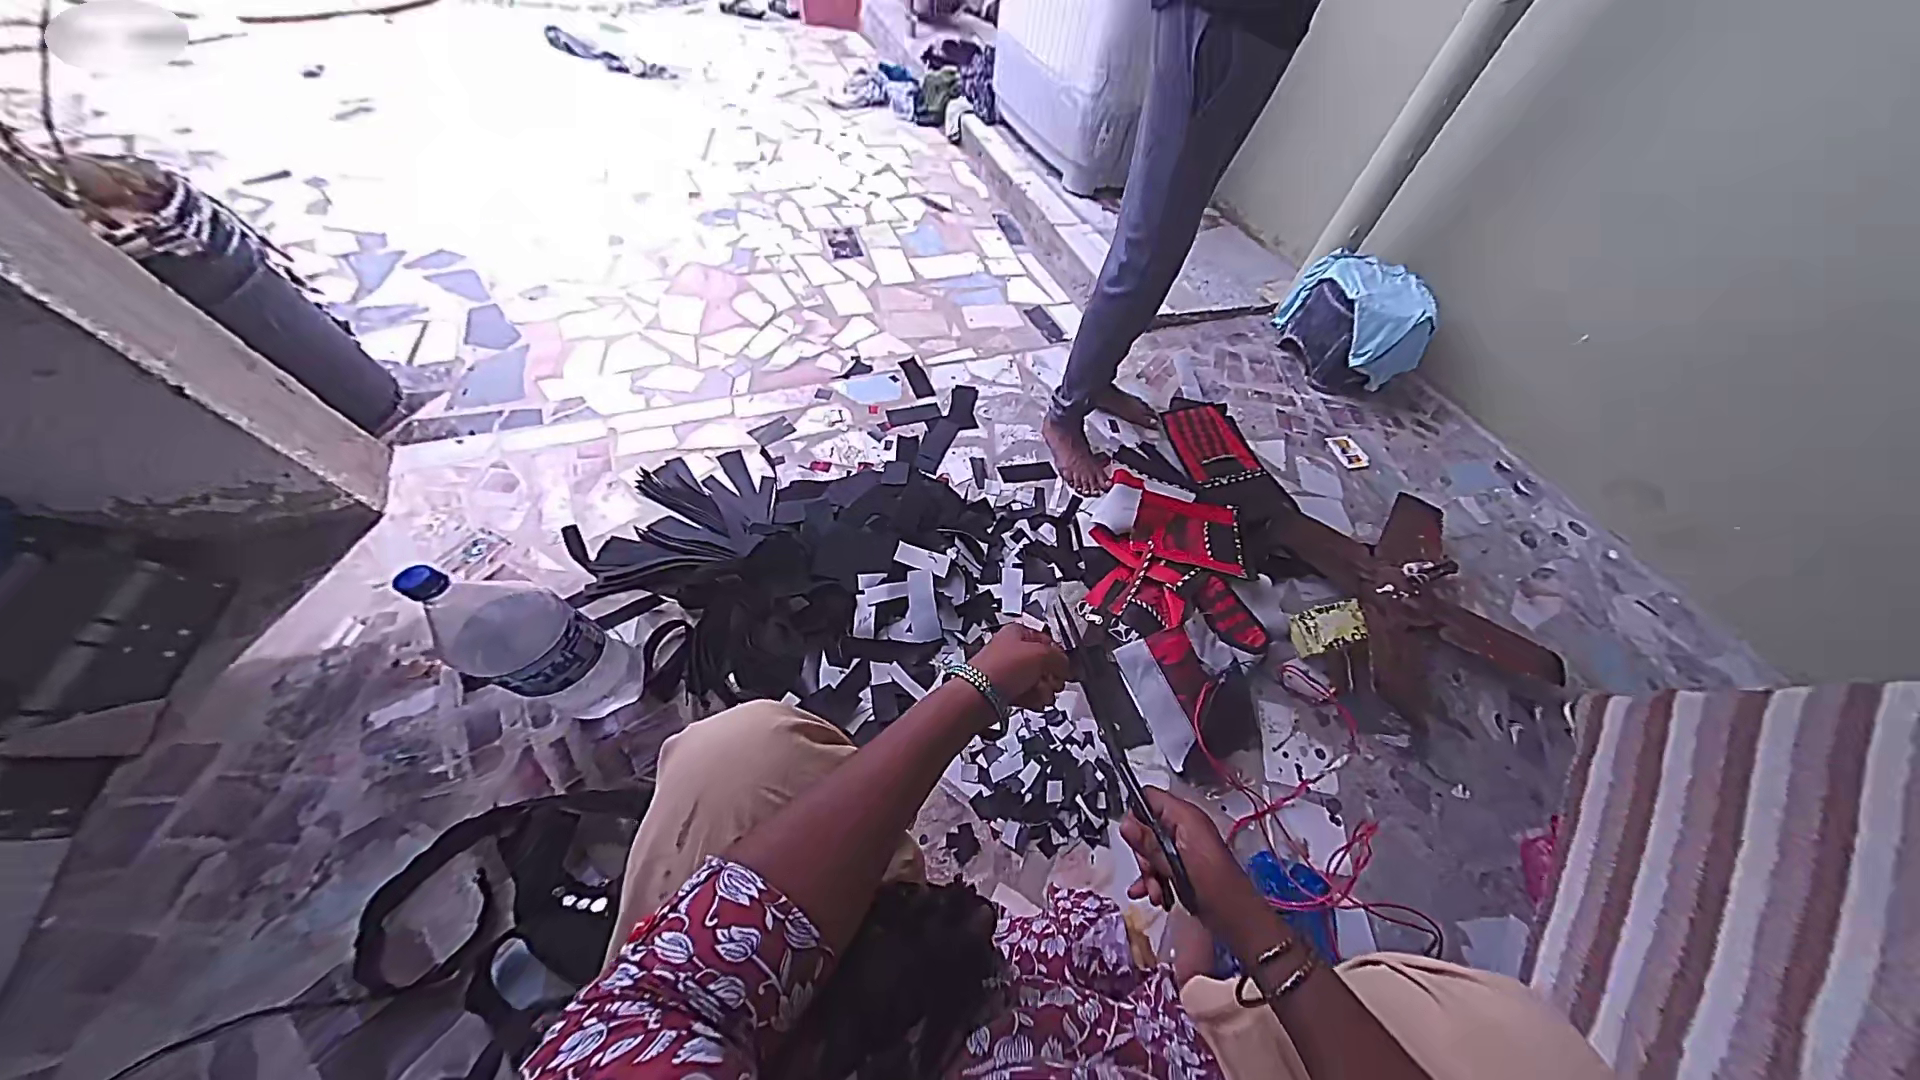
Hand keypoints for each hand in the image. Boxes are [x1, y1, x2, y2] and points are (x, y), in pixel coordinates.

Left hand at [969, 625, 1069, 709]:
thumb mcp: (1041, 655)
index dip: (1058, 653)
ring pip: (1035, 680)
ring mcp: (1006, 671)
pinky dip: (1032, 698)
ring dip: (1043, 689)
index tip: (1066, 666)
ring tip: (1043, 694)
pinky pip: (1025, 693)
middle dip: (1051, 675)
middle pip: (1041, 662)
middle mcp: (1010, 649)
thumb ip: (1059, 658)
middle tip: (1055, 682)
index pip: (1046, 639)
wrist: (979, 696)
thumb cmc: (1000, 668)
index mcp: (1016, 631)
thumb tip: (1066, 665)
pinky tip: (1035, 701)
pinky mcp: (1003, 691)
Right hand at [1120, 787, 1264, 924]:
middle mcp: (1184, 826)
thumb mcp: (1177, 866)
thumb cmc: (1217, 892)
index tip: (1133, 840)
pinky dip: (1156, 878)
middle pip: (1147, 826)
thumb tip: (1126, 823)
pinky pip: (1161, 862)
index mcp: (1185, 817)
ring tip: (1155, 892)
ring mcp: (1185, 846)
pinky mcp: (1185, 864)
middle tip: (1148, 872)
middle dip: (1143, 852)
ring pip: (1152, 848)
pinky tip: (1155, 895)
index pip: (1148, 797)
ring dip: (1148, 870)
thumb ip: (1150, 844)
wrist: (1242, 924)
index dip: (1136, 815)